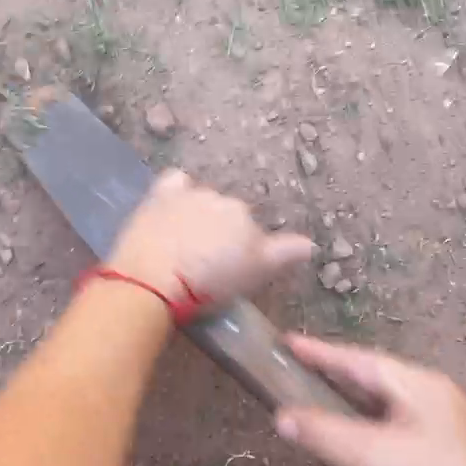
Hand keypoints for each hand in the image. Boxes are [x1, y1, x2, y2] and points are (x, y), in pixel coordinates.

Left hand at [105, 170, 315, 307]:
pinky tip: (173, 204)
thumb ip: (284, 253)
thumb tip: (311, 243)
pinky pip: (175, 181)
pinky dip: (178, 189)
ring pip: (203, 199)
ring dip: (200, 213)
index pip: (252, 230)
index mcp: (245, 216)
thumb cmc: (209, 284)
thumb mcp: (256, 274)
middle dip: (221, 231)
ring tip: (186, 242)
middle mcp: (221, 198)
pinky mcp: (160, 196)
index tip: (229, 270)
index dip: (242, 251)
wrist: (154, 280)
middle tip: (207, 261)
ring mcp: (189, 195)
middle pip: (228, 213)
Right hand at [276, 335, 465, 465]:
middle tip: (298, 372)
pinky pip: (401, 427)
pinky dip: (371, 426)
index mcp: (424, 386)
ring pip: (389, 405)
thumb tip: (281, 416)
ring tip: (319, 402)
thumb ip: (322, 432)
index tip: (288, 342)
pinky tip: (356, 441)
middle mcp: (440, 397)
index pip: (362, 361)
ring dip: (353, 404)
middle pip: (377, 380)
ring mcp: (451, 426)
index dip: (322, 353)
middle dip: (336, 377)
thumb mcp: (369, 459)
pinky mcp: (453, 455)